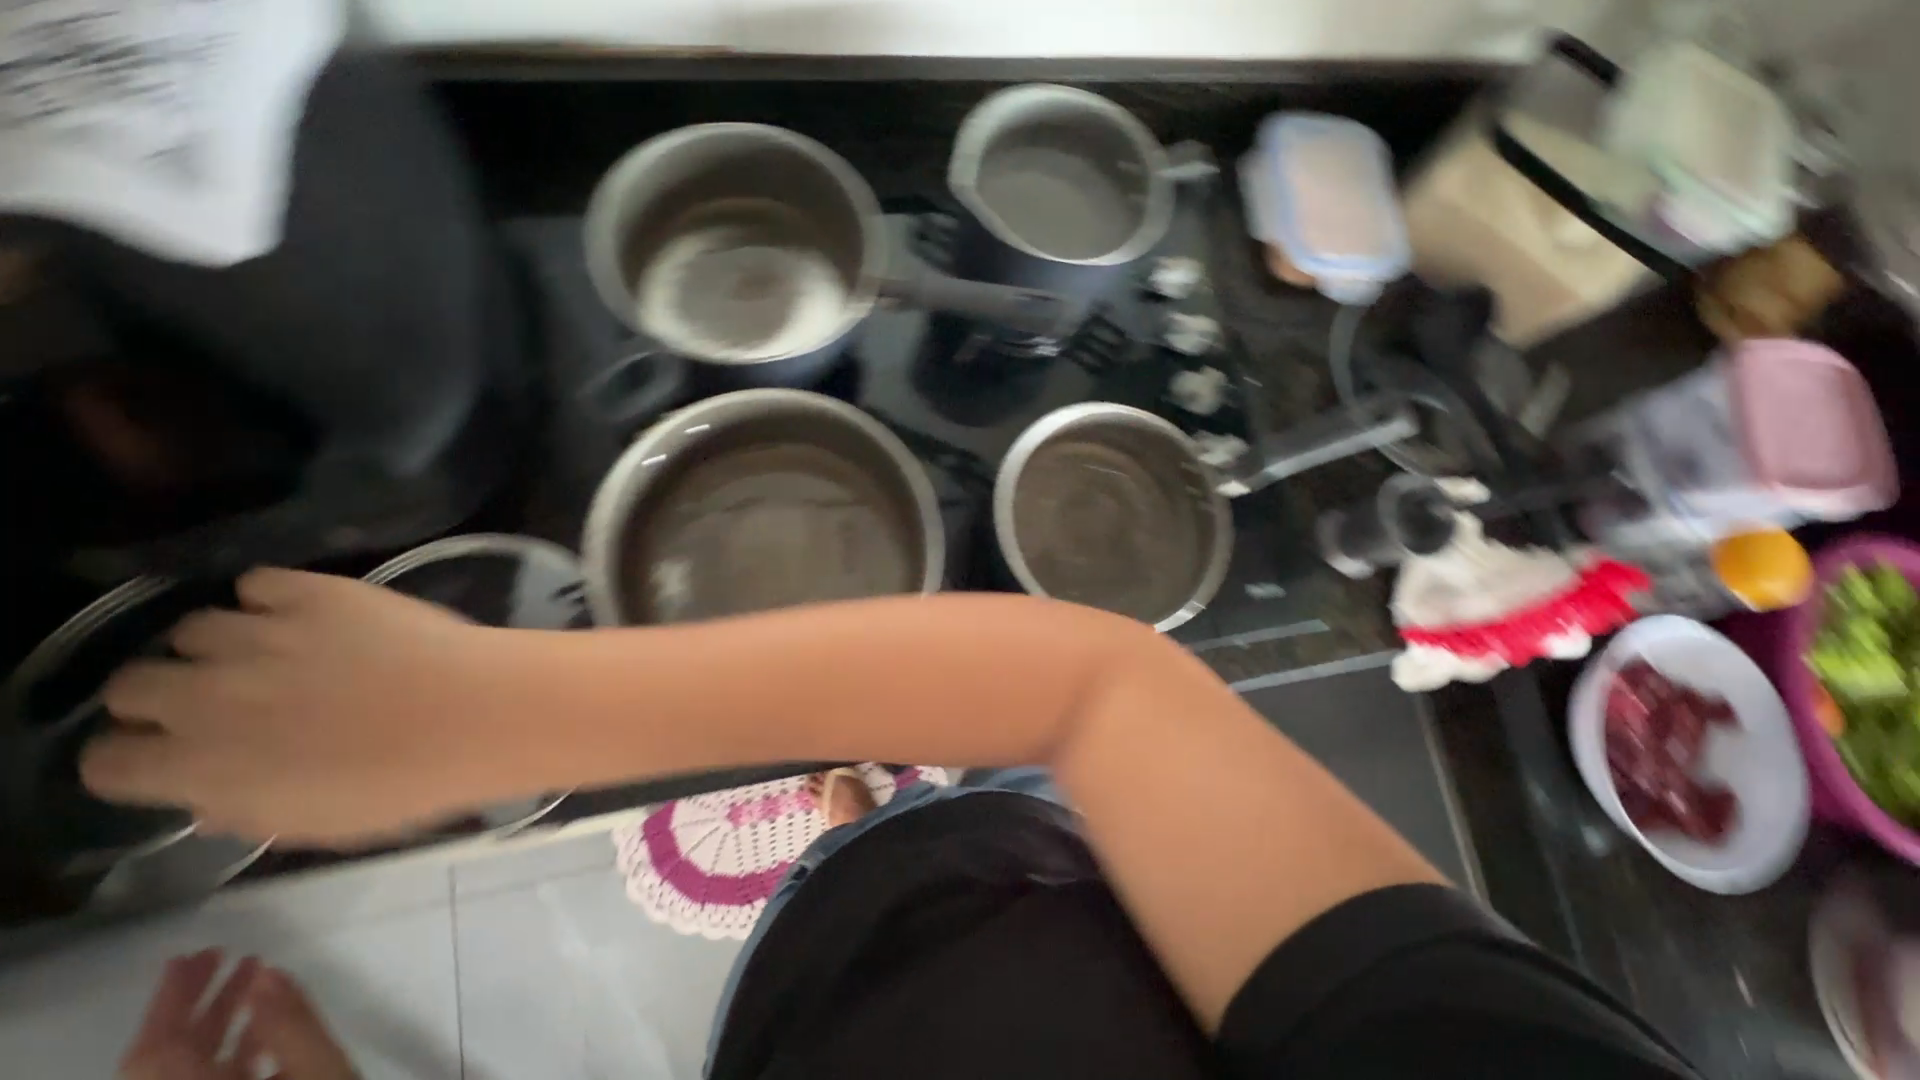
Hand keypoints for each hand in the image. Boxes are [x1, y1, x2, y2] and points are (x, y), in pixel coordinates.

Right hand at [82, 568, 547, 844]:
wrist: (473, 714)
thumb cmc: (403, 785)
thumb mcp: (311, 825)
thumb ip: (242, 808)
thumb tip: (209, 795)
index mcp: (197, 766)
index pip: (106, 760)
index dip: (136, 755)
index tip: (169, 751)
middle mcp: (205, 694)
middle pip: (132, 682)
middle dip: (166, 692)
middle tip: (223, 697)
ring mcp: (257, 635)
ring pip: (192, 627)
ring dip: (222, 643)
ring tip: (272, 653)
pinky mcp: (311, 591)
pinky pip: (258, 583)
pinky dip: (273, 597)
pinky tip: (304, 613)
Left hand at [122, 950, 356, 1079]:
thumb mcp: (324, 1071)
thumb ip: (293, 1024)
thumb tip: (266, 974)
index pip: (157, 1052)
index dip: (167, 1002)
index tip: (190, 956)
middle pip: (164, 1062)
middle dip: (192, 1004)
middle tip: (222, 954)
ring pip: (188, 1072)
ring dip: (216, 1022)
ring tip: (253, 976)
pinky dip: (230, 1049)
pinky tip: (264, 1027)